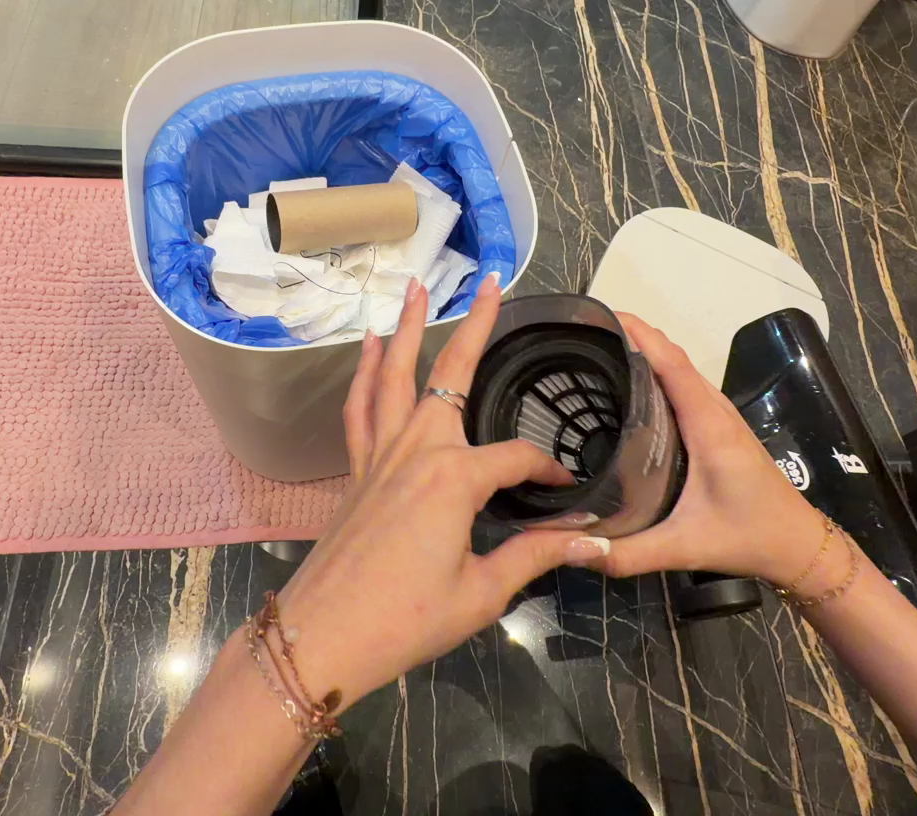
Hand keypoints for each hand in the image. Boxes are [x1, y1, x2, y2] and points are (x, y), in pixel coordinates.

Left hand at [274, 274, 607, 708]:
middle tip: (489, 283)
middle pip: (451, 374)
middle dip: (474, 326)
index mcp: (455, 478)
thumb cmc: (407, 618)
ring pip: (394, 375)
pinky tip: (367, 347)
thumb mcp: (481, 593)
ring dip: (406, 328)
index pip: (517, 460)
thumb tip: (593, 541)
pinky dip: (364, 372)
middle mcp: (417, 448)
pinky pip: (361, 406)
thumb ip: (534, 556)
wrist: (323, 635)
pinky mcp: (358, 466)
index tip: (567, 491)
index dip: (547, 472)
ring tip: (414, 288)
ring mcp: (381, 453)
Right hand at [583, 314, 825, 584]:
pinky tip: (628, 387)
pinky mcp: (717, 424)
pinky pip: (682, 383)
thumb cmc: (748, 537)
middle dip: (630, 336)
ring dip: (643, 351)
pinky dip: (655, 370)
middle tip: (582, 336)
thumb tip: (570, 547)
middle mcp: (714, 409)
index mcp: (708, 426)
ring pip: (677, 368)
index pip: (671, 363)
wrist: (800, 546)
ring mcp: (718, 414)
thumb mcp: (684, 548)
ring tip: (597, 353)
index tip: (601, 317)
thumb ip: (628, 553)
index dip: (639, 334)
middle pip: (670, 356)